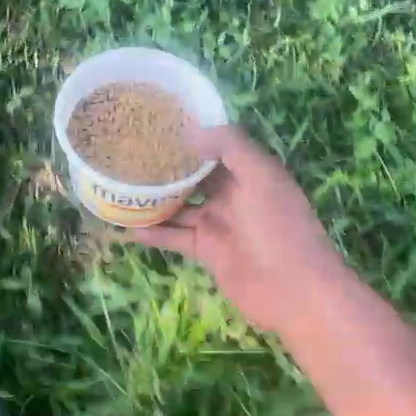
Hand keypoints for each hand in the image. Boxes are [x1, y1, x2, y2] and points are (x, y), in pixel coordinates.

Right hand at [115, 124, 348, 334]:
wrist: (295, 291)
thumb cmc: (280, 226)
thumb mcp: (261, 176)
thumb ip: (230, 146)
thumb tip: (191, 131)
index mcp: (250, 172)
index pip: (216, 147)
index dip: (190, 136)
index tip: (157, 125)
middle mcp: (233, 194)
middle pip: (194, 175)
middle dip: (167, 166)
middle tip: (129, 153)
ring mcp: (219, 223)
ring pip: (180, 205)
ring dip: (155, 198)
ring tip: (120, 185)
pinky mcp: (207, 251)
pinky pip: (175, 236)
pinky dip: (152, 231)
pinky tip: (124, 225)